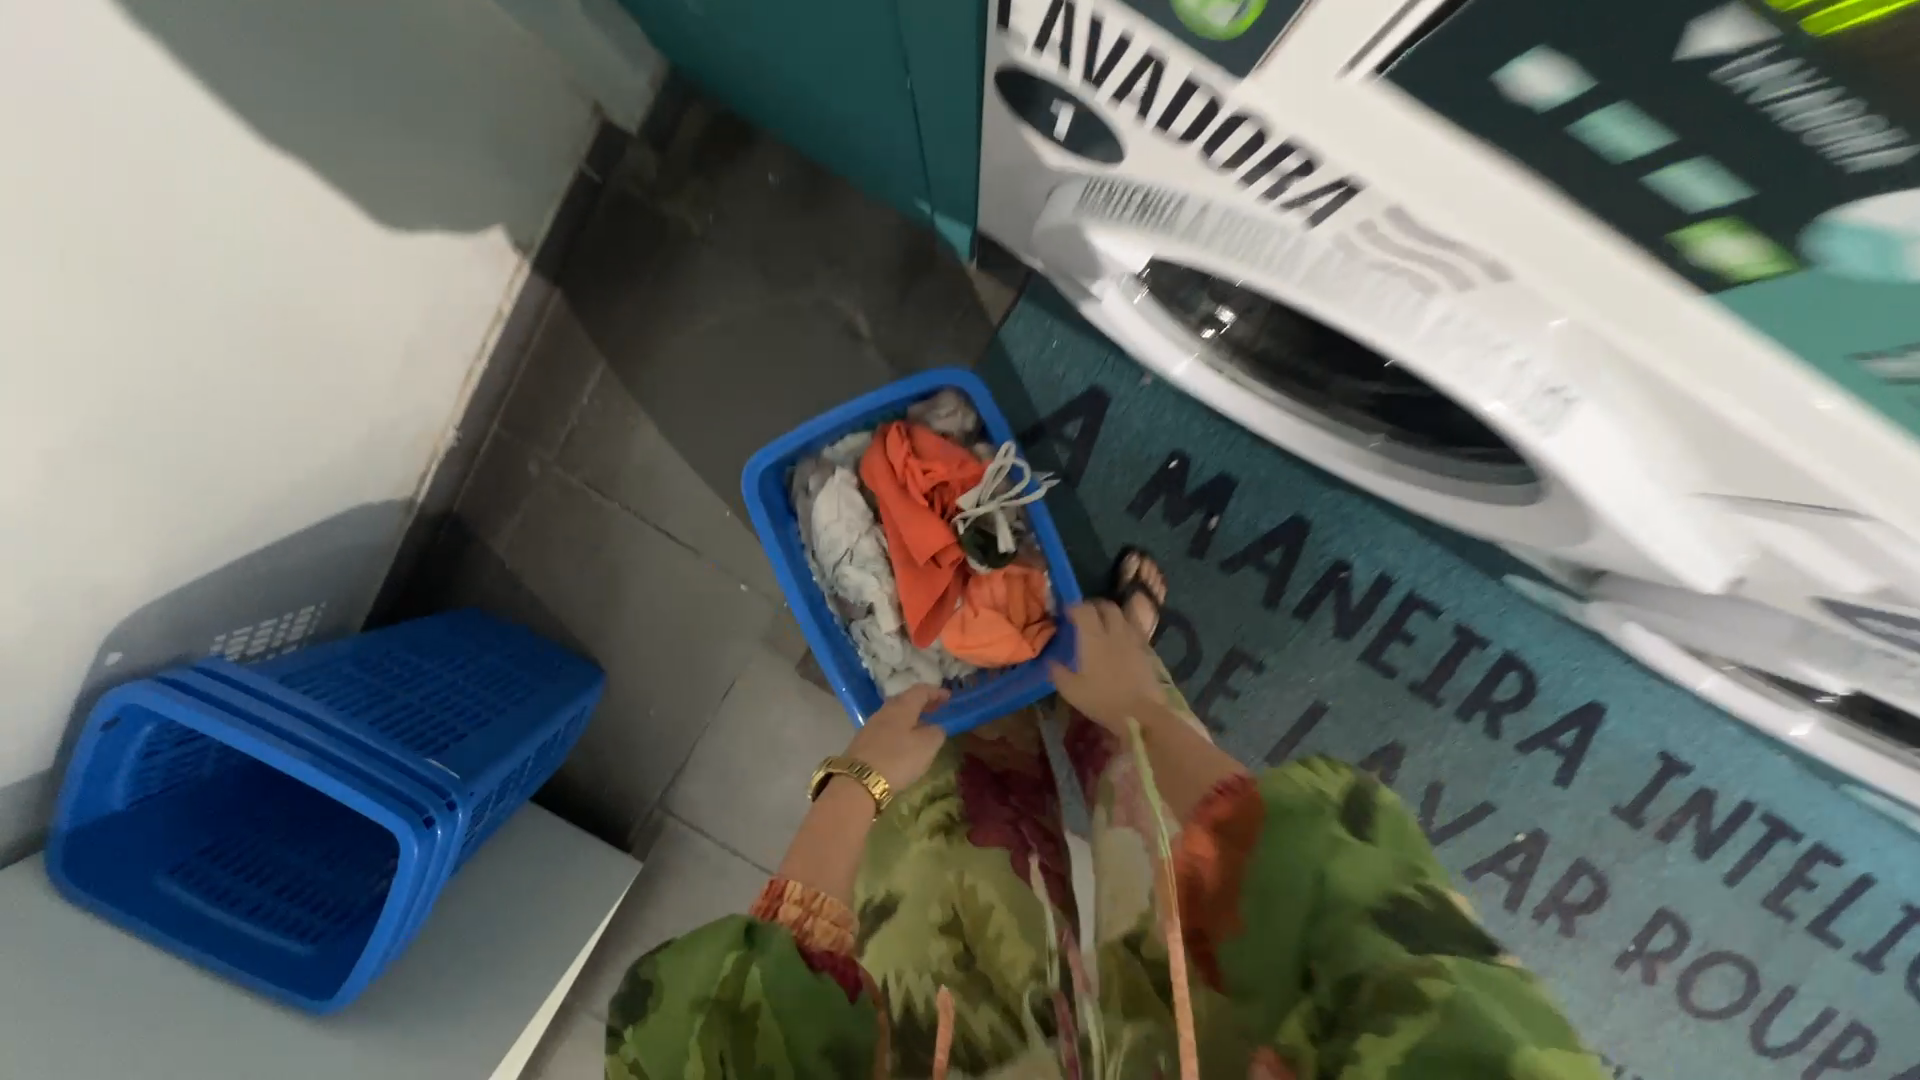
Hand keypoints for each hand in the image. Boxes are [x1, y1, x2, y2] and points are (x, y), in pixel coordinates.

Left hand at [845, 685, 949, 790]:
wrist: (858, 782)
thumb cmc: (898, 759)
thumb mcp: (927, 746)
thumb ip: (936, 732)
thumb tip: (936, 727)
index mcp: (902, 707)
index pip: (920, 690)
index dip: (936, 692)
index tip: (949, 697)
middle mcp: (885, 711)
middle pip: (905, 700)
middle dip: (923, 703)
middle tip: (937, 709)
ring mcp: (871, 726)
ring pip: (894, 714)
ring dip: (910, 717)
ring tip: (922, 727)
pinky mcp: (863, 742)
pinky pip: (886, 728)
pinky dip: (899, 729)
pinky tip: (904, 743)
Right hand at [1048, 601, 1163, 734]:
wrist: (1142, 713)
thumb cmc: (1103, 700)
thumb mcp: (1071, 691)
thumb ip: (1058, 672)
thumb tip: (1050, 661)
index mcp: (1093, 638)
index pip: (1083, 609)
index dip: (1073, 607)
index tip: (1065, 613)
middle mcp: (1114, 632)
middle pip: (1107, 606)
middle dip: (1094, 606)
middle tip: (1084, 616)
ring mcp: (1133, 640)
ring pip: (1123, 615)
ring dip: (1111, 615)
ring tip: (1103, 625)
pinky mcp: (1146, 651)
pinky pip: (1134, 630)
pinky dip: (1125, 628)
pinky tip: (1120, 642)